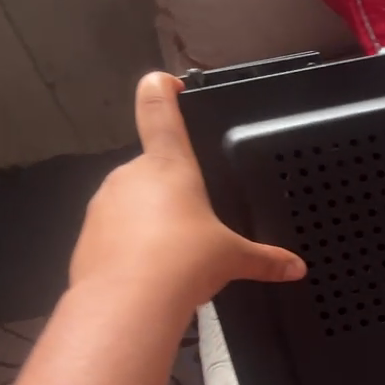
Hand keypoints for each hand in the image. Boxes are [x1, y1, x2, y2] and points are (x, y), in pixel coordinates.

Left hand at [70, 72, 304, 313]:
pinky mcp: (87, 237)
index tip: (165, 82)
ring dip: (150, 221)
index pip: (160, 113)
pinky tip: (152, 273)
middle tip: (197, 222)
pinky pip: (116, 234)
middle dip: (172, 192)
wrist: (128, 302)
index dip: (162, 91)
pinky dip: (131, 247)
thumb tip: (297, 268)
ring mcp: (104, 205)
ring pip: (132, 204)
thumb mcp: (234, 259)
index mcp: (169, 167)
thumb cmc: (186, 260)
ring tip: (176, 256)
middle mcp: (131, 177)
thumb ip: (265, 260)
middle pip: (152, 171)